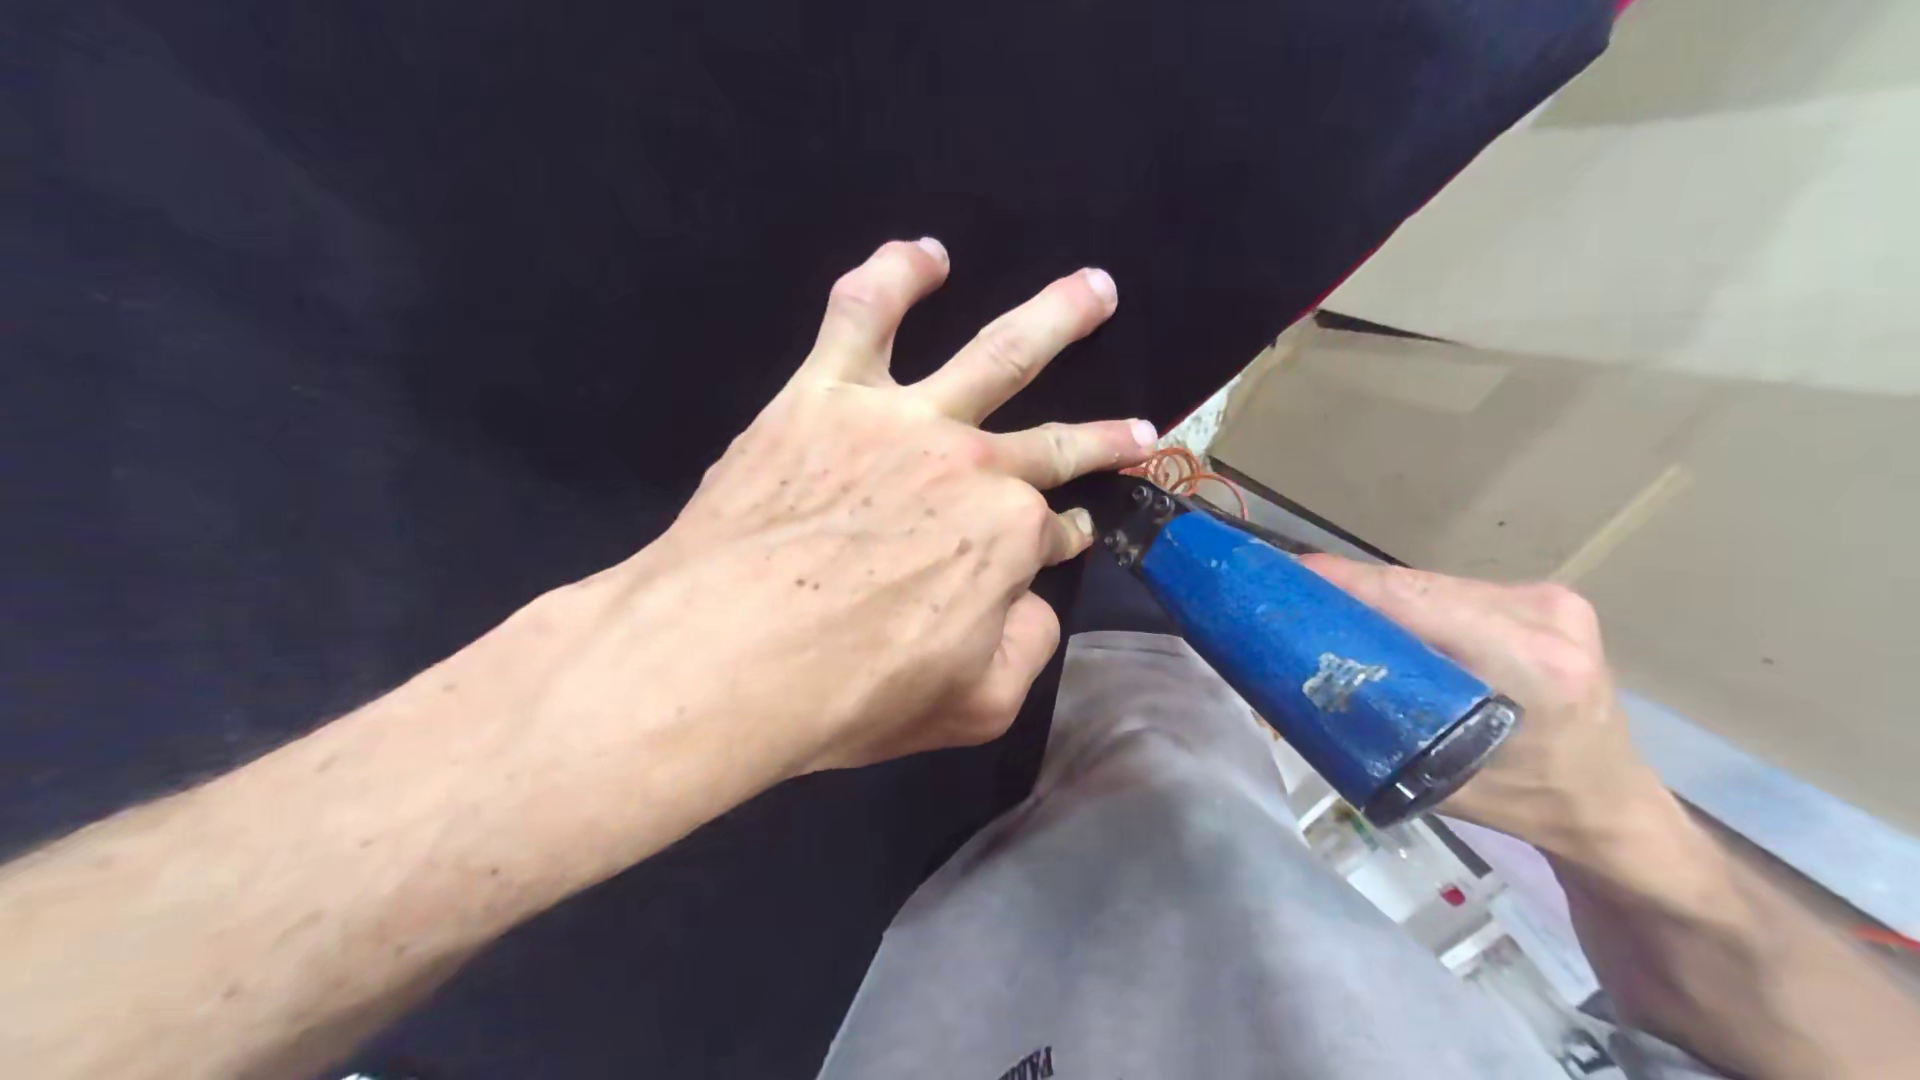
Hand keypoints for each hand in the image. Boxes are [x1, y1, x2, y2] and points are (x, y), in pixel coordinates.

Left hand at [540, 239, 1154, 780]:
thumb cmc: (850, 694)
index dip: (1063, 540)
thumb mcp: (975, 707)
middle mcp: (973, 465)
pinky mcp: (824, 394)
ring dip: (1057, 315)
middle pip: (1056, 441)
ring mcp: (902, 420)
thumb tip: (1030, 601)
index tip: (1065, 541)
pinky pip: (863, 313)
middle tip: (1137, 429)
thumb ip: (1025, 648)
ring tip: (1093, 287)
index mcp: (1009, 537)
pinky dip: (895, 273)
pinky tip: (924, 256)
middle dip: (1105, 438)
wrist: (725, 655)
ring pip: (996, 350)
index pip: (1053, 532)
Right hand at [1299, 557, 1667, 857]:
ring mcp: (1550, 600)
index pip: (1410, 599)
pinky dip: (1408, 602)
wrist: (1613, 806)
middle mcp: (1544, 616)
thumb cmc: (1523, 802)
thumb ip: (1360, 722)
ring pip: (1430, 583)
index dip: (1341, 581)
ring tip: (1326, 608)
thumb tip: (1278, 691)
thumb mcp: (1429, 773)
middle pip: (1415, 585)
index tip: (1283, 575)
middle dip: (1348, 590)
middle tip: (1292, 600)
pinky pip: (1451, 590)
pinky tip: (1380, 619)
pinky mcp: (1546, 598)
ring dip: (1376, 596)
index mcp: (1529, 662)